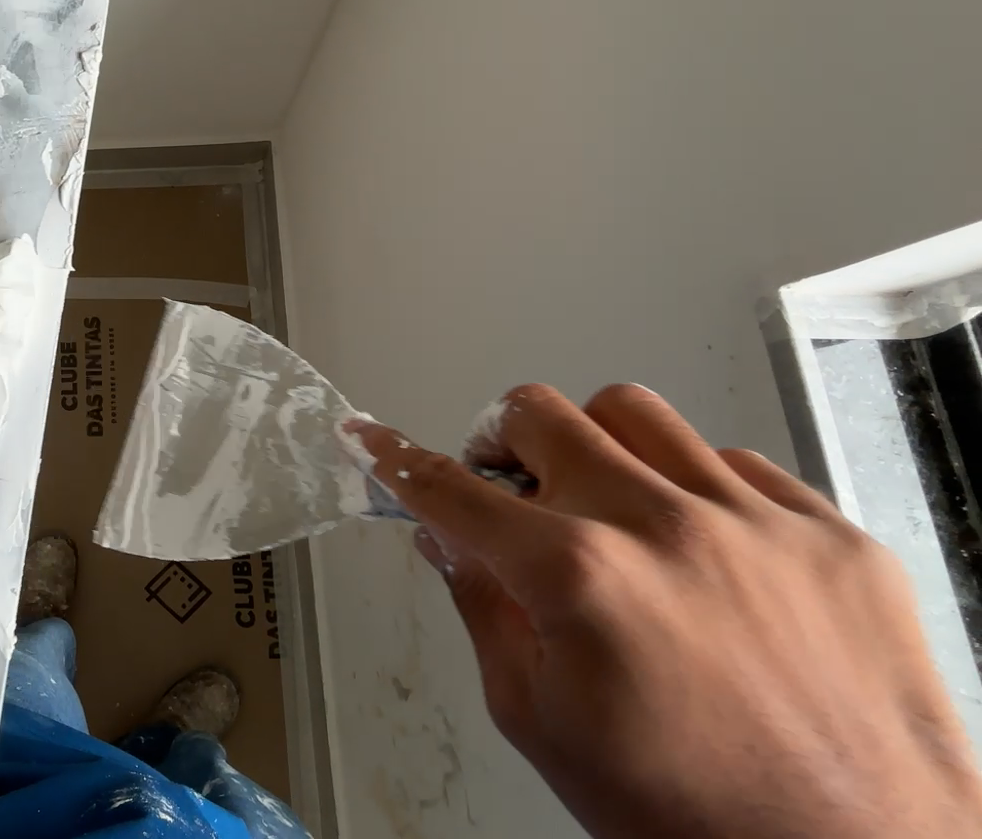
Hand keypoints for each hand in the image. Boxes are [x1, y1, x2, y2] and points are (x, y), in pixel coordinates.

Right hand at [351, 384, 981, 838]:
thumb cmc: (685, 812)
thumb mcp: (534, 713)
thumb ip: (480, 605)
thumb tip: (447, 537)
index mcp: (576, 576)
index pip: (450, 489)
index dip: (396, 460)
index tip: (374, 440)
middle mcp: (662, 529)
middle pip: (538, 413)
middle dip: (498, 442)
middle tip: (505, 484)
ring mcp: (756, 525)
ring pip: (632, 410)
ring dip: (591, 444)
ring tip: (598, 498)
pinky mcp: (834, 538)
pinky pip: (732, 460)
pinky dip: (687, 484)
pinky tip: (688, 541)